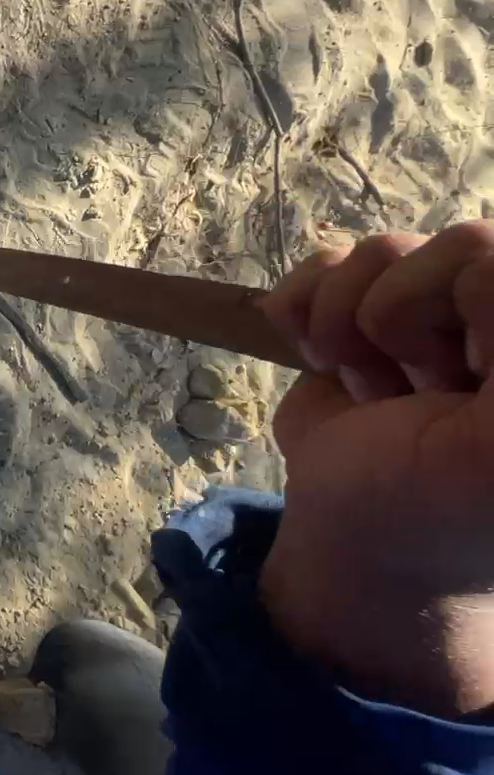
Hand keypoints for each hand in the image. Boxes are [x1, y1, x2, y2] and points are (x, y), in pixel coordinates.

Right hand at [257, 224, 493, 715]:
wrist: (359, 528)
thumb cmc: (449, 497)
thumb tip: (478, 260)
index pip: (493, 256)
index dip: (469, 312)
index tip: (472, 381)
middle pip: (439, 247)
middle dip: (404, 326)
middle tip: (428, 390)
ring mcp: (427, 306)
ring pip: (371, 254)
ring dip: (348, 330)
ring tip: (378, 386)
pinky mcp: (351, 313)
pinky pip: (313, 269)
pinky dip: (300, 315)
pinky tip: (328, 364)